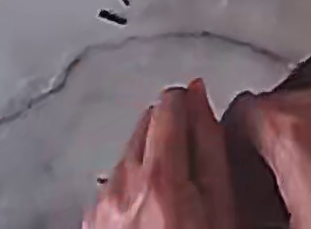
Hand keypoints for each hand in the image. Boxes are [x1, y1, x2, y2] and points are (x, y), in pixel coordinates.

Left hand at [86, 82, 235, 228]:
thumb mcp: (221, 208)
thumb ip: (210, 142)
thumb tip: (199, 93)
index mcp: (160, 178)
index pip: (169, 103)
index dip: (189, 107)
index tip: (199, 121)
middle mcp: (122, 186)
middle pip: (146, 122)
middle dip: (169, 132)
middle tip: (191, 168)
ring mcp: (101, 207)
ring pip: (129, 151)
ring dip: (151, 160)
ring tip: (172, 199)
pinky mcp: (89, 223)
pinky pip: (114, 182)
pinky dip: (133, 186)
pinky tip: (150, 216)